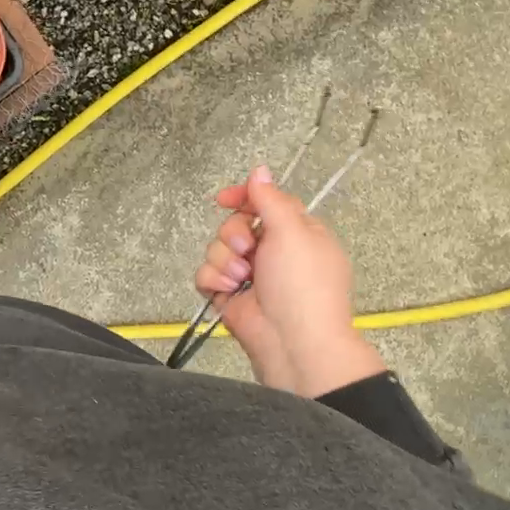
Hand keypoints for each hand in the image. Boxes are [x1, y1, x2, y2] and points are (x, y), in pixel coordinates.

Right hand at [193, 164, 383, 396]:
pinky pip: (206, 275)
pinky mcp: (228, 294)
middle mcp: (272, 251)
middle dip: (233, 235)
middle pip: (234, 225)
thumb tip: (260, 170)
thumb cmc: (302, 286)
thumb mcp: (293, 233)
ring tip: (242, 279)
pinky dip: (215, 280)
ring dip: (224, 261)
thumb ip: (271, 199)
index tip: (225, 199)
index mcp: (296, 233)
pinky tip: (229, 291)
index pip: (264, 204)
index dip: (243, 198)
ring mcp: (249, 274)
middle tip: (247, 249)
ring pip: (216, 249)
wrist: (290, 339)